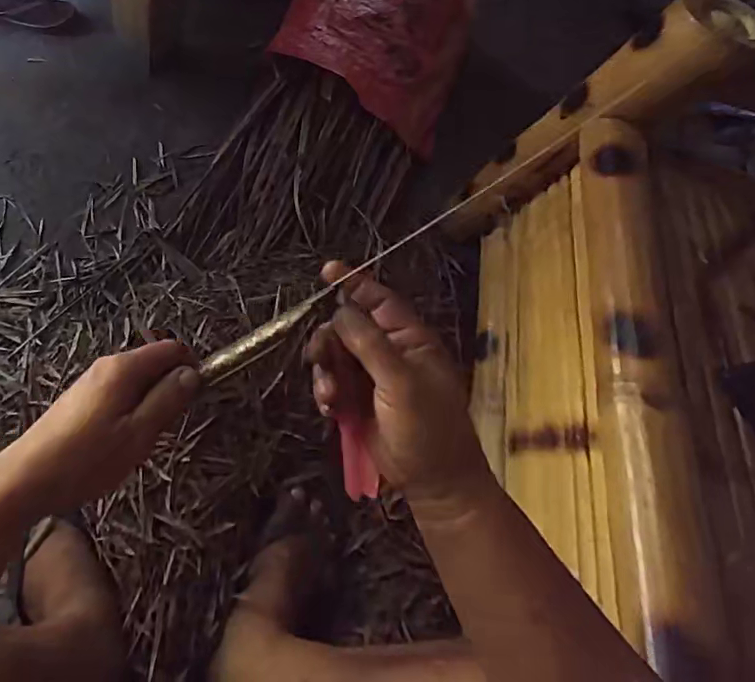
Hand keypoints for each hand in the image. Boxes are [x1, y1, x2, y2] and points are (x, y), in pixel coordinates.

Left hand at [0, 339, 200, 514]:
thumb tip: (192, 373)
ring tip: (138, 443)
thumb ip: (167, 401)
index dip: (191, 367)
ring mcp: (90, 381)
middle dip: (168, 390)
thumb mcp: (137, 435)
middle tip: (164, 430)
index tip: (196, 399)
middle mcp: (107, 365)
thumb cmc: (85, 460)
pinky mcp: (79, 399)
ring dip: (148, 404)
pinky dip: (128, 411)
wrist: (24, 480)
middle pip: (153, 363)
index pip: (171, 348)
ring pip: (136, 381)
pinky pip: (118, 394)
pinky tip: (116, 444)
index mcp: (124, 367)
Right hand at [306, 262, 489, 517]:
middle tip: (320, 356)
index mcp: (410, 339)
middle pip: (347, 327)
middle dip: (330, 340)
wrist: (434, 484)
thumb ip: (369, 344)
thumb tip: (340, 311)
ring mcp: (372, 377)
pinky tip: (330, 409)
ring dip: (326, 372)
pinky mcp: (358, 400)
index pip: (380, 300)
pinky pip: (332, 382)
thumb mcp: (401, 382)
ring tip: (330, 396)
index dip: (355, 283)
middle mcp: (390, 351)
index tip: (327, 270)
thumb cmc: (428, 428)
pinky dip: (327, 392)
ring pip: (335, 355)